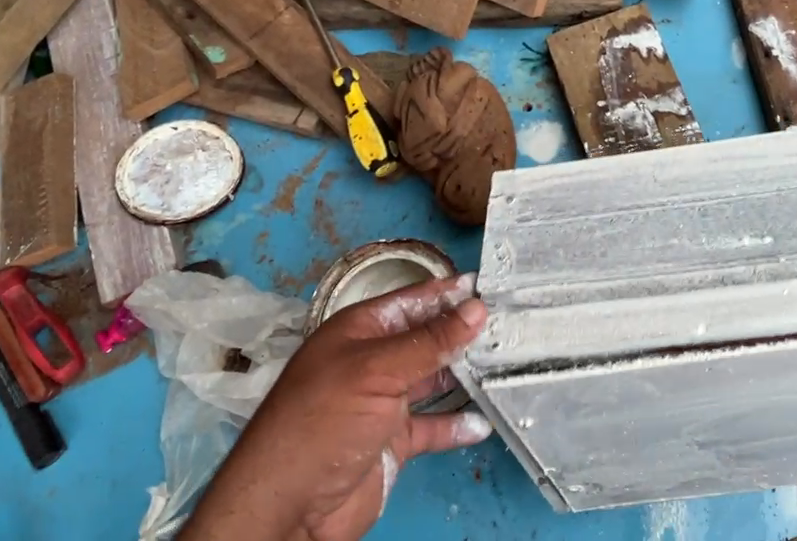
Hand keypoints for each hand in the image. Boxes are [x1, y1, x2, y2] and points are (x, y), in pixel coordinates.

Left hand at [180, 274, 492, 540]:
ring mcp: (382, 403)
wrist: (287, 509)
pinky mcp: (391, 442)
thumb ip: (429, 341)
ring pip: (432, 380)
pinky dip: (455, 425)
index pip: (413, 301)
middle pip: (426, 339)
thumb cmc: (322, 423)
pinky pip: (431, 427)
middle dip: (463, 333)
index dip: (448, 293)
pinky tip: (480, 424)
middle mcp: (373, 361)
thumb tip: (476, 308)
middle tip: (509, 325)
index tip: (489, 286)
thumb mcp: (376, 370)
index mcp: (361, 331)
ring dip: (464, 375)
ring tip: (505, 365)